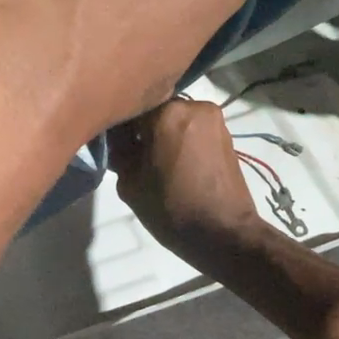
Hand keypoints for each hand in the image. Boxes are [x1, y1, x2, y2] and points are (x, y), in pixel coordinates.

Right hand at [108, 99, 265, 269]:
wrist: (223, 232)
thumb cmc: (170, 208)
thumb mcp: (128, 182)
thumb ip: (118, 151)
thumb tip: (115, 137)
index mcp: (166, 113)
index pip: (129, 106)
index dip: (117, 125)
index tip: (112, 145)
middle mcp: (193, 106)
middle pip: (155, 109)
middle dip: (142, 128)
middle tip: (133, 155)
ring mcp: (214, 118)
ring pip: (175, 119)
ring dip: (162, 134)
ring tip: (154, 163)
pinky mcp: (226, 134)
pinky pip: (192, 130)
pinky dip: (180, 141)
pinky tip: (174, 165)